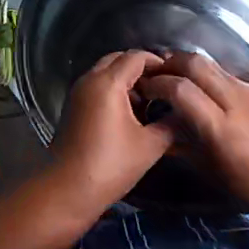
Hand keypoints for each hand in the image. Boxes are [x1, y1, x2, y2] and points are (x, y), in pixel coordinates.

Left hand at [49, 51, 175, 207]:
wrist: (66, 191)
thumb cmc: (109, 165)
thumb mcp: (149, 146)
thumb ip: (170, 124)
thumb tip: (183, 114)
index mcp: (108, 83)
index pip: (136, 56)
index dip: (157, 62)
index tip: (175, 76)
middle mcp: (90, 79)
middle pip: (118, 59)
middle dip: (141, 68)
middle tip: (163, 86)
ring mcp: (78, 92)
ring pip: (105, 72)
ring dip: (126, 79)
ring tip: (150, 101)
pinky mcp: (73, 106)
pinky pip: (96, 85)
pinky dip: (113, 89)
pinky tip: (130, 113)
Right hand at [137, 53, 248, 211]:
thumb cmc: (248, 184)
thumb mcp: (208, 168)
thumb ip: (180, 144)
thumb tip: (158, 129)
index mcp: (220, 126)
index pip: (181, 89)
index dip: (158, 83)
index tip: (145, 89)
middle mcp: (234, 101)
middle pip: (195, 63)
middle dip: (170, 63)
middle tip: (156, 73)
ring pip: (212, 64)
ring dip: (189, 65)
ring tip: (175, 77)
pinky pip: (227, 75)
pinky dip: (208, 76)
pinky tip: (204, 91)